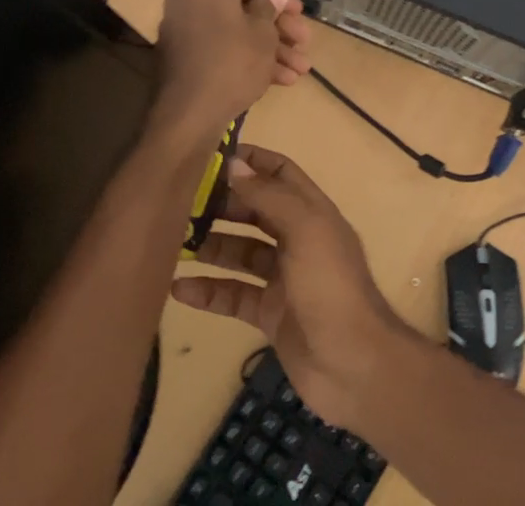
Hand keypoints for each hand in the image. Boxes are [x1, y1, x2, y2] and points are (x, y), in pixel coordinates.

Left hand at [154, 0, 310, 136]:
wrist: (190, 112)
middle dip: (279, 30)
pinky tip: (280, 80)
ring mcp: (184, 27)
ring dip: (270, 49)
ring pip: (235, 32)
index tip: (301, 14)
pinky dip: (246, 58)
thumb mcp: (263, 34)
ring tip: (300, 70)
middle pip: (245, 8)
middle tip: (304, 44)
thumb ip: (270, 9)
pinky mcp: (183, 54)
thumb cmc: (234, 62)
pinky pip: (220, 47)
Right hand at [171, 145, 411, 427]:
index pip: (280, 173)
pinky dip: (209, 291)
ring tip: (170, 243)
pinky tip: (178, 290)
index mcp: (313, 214)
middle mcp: (299, 241)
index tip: (207, 158)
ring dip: (210, 247)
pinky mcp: (271, 314)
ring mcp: (284, 279)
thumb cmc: (331, 288)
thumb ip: (269, 196)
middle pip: (255, 212)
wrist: (355, 366)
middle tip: (177, 204)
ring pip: (241, 254)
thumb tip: (233, 164)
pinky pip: (234, 295)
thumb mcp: (305, 231)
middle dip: (221, 206)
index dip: (250, 161)